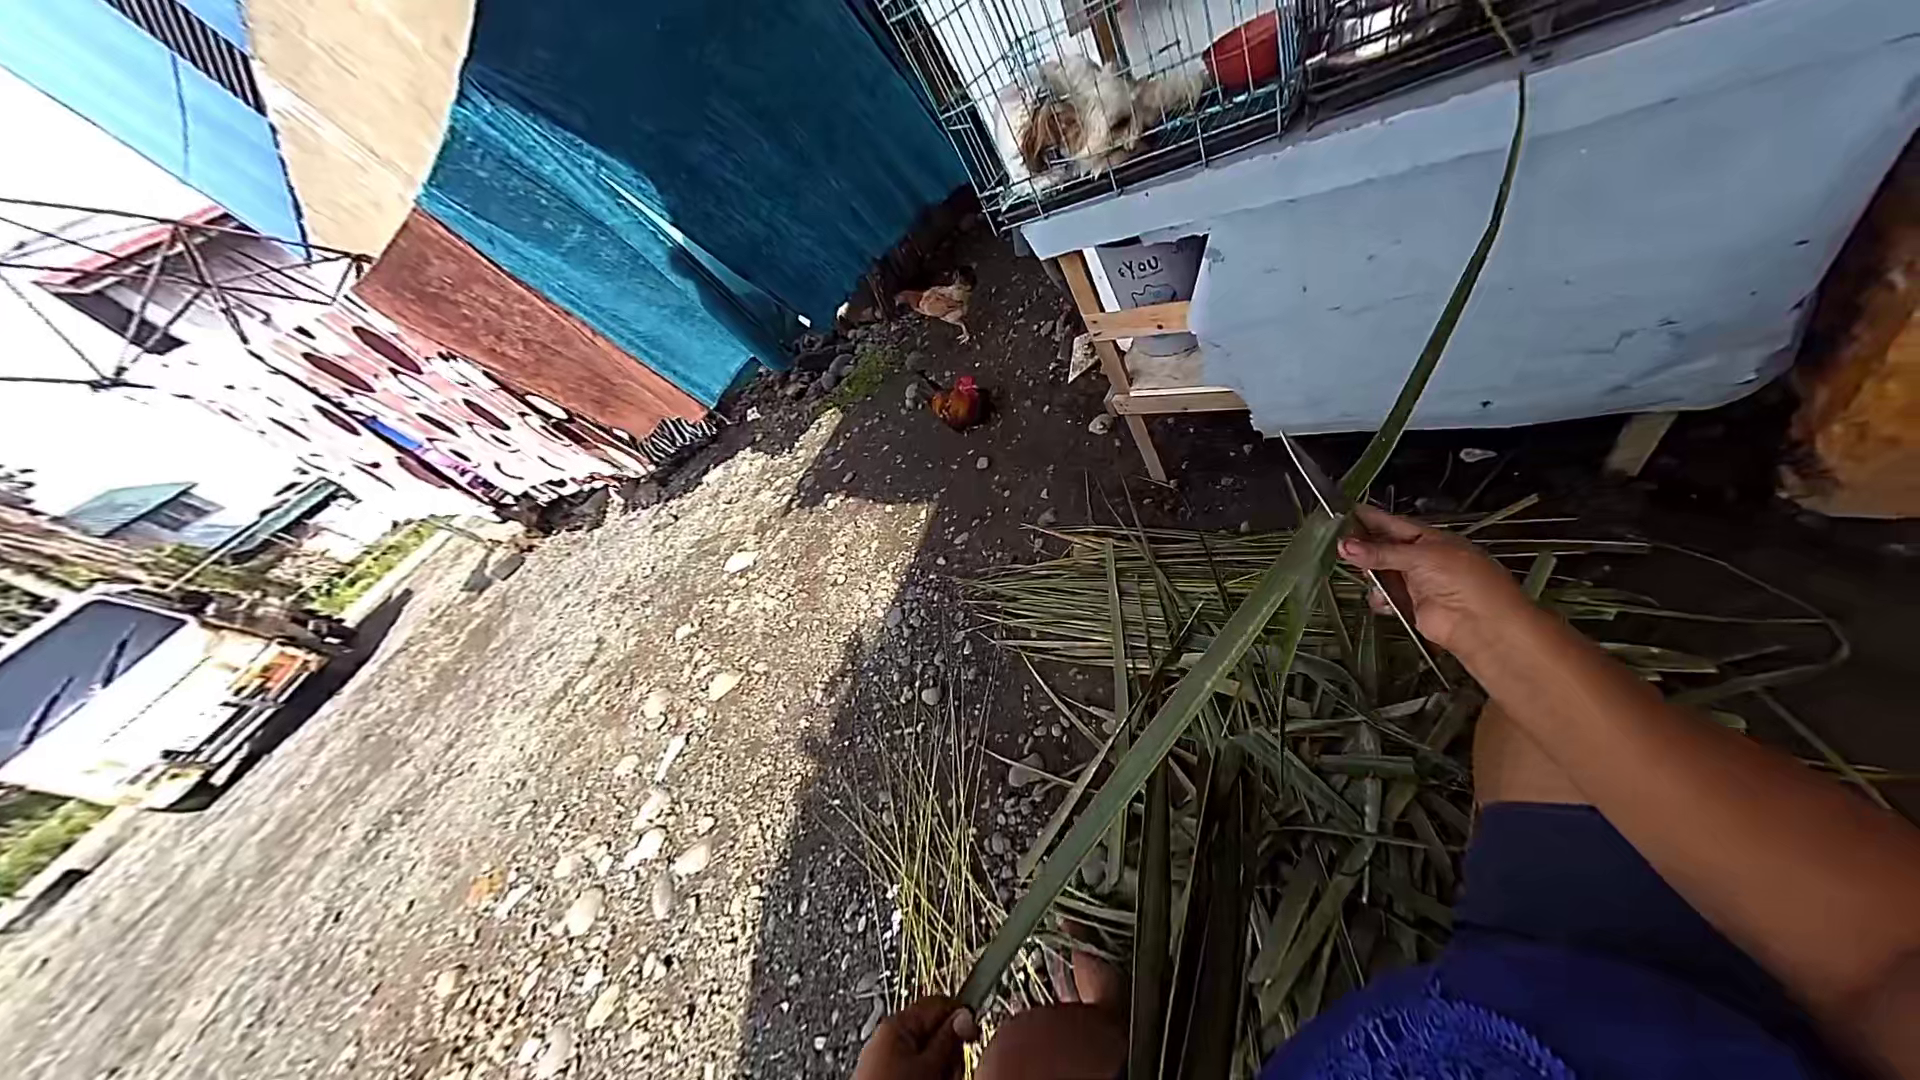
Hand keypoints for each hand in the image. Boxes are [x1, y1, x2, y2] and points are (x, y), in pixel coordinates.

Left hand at [852, 996, 978, 1079]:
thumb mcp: (929, 1067)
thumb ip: (948, 1039)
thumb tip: (965, 1016)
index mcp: (896, 1025)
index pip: (937, 1004)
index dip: (959, 1017)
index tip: (974, 1032)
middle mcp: (889, 1040)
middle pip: (934, 1034)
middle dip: (949, 1053)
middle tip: (951, 1072)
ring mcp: (888, 1064)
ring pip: (928, 1059)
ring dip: (941, 1072)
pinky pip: (917, 1074)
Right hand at [1336, 506, 1532, 654]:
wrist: (1482, 625)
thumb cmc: (1468, 583)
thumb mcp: (1422, 557)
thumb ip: (1381, 552)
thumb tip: (1346, 545)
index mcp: (1431, 539)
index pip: (1392, 523)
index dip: (1369, 517)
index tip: (1342, 513)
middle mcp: (1422, 559)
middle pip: (1382, 547)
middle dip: (1362, 547)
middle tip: (1340, 544)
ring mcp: (1415, 582)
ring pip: (1378, 572)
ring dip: (1369, 574)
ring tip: (1362, 573)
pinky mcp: (1408, 604)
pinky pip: (1382, 596)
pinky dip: (1377, 597)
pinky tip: (1380, 598)